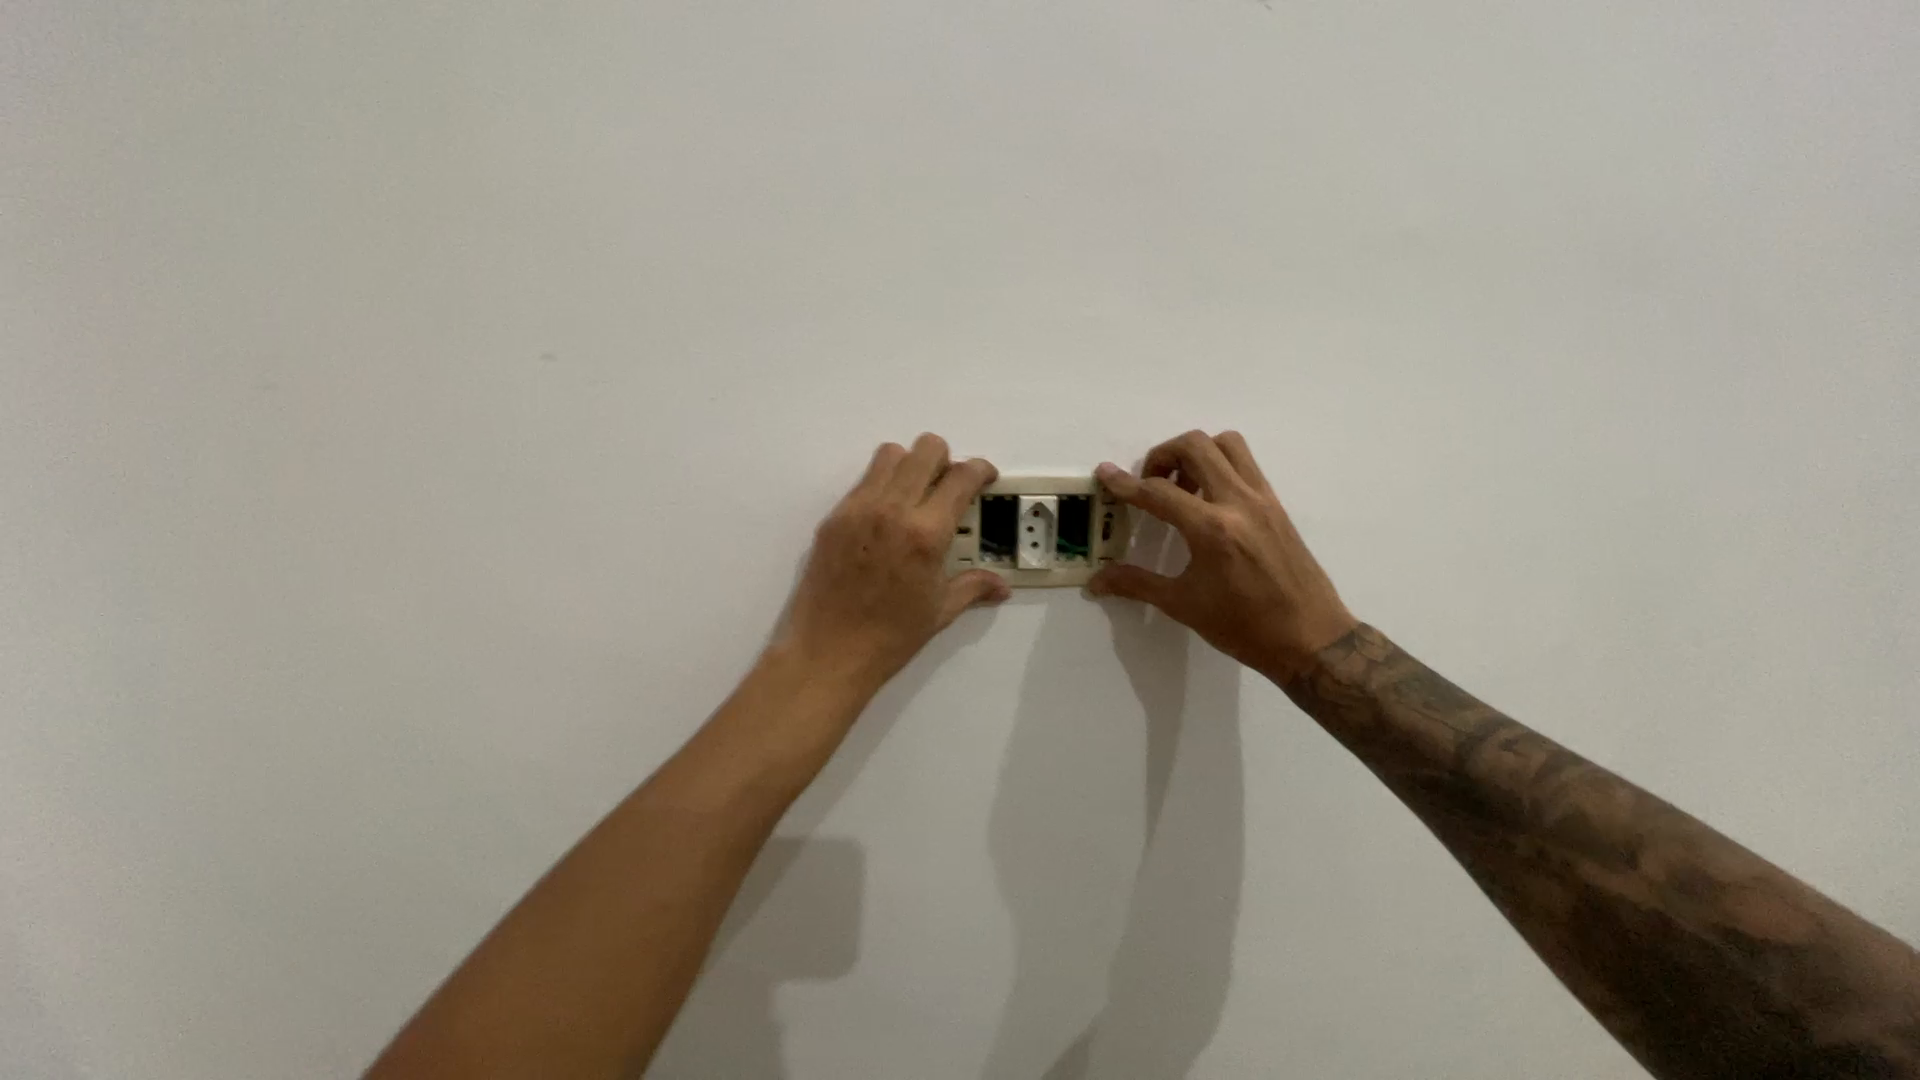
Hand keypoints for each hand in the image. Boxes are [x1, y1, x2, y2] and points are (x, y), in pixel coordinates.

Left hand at [775, 434, 1009, 693]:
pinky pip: (862, 482)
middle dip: (946, 459)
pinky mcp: (833, 518)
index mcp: (925, 534)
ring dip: (910, 465)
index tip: (984, 477)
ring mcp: (858, 510)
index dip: (980, 470)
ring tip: (916, 495)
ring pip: (890, 455)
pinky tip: (886, 519)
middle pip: (926, 449)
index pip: (960, 478)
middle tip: (949, 486)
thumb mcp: (939, 611)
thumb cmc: (890, 637)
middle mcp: (892, 510)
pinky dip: (881, 486)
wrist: (828, 652)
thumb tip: (1000, 586)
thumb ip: (973, 587)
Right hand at [1088, 430, 1357, 680]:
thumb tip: (1097, 581)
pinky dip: (1220, 466)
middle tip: (1150, 483)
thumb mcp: (1184, 605)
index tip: (1105, 473)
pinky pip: (1246, 465)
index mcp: (1212, 529)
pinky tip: (1208, 501)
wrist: (1311, 638)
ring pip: (1227, 444)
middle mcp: (1239, 502)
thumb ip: (1137, 584)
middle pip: (1196, 446)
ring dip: (1197, 453)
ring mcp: (1263, 499)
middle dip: (1163, 455)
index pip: (1159, 492)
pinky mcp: (1277, 505)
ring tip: (1182, 486)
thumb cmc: (1243, 627)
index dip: (1125, 483)